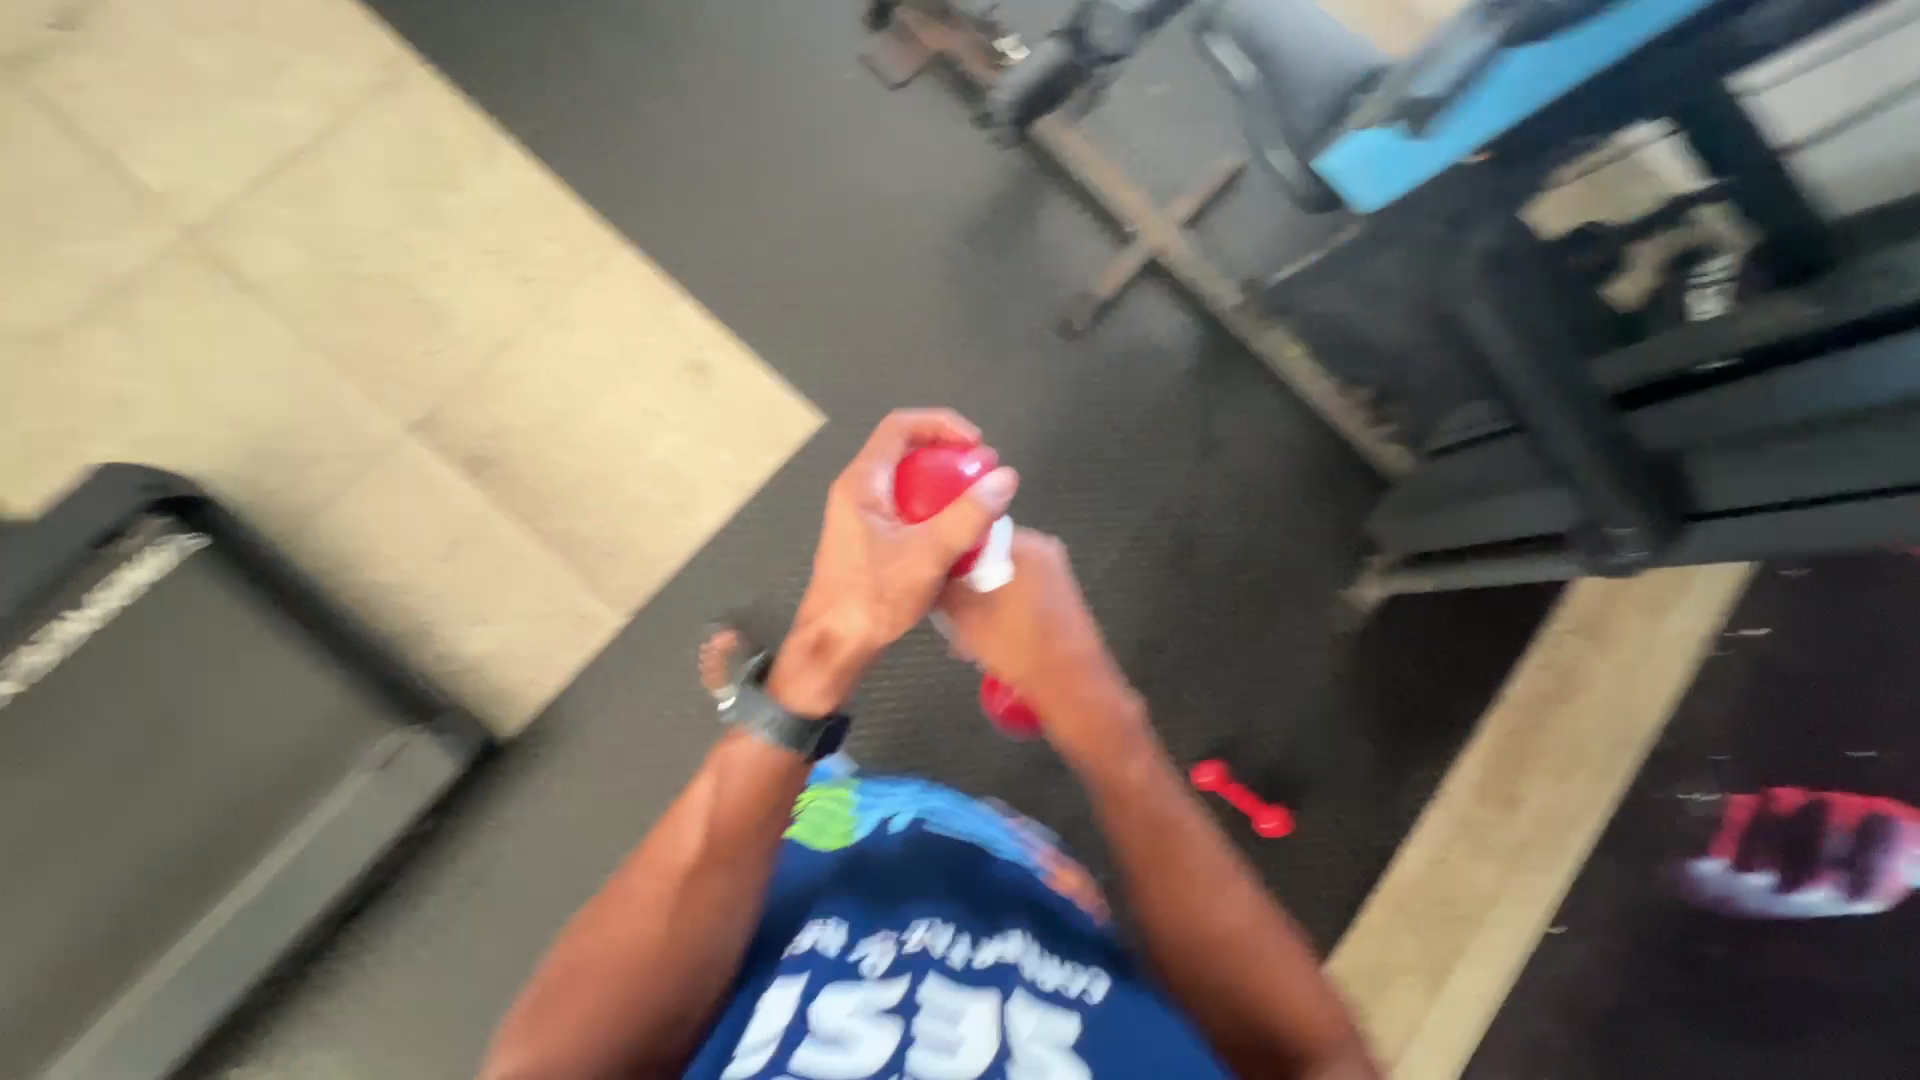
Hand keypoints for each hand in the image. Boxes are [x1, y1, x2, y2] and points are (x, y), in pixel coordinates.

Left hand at [771, 409, 1017, 714]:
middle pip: (907, 453)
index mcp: (863, 482)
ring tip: (978, 506)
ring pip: (909, 485)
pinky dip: (935, 514)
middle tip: (982, 476)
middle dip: (949, 459)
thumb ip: (968, 514)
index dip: (942, 424)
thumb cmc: (873, 596)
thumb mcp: (928, 553)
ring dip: (945, 489)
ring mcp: (863, 518)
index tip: (977, 445)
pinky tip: (959, 536)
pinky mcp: (871, 542)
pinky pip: (908, 513)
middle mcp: (859, 492)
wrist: (835, 645)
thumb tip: (1006, 477)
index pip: (900, 426)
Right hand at [935, 528, 1134, 749]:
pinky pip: (1020, 589)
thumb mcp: (966, 617)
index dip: (949, 554)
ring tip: (962, 632)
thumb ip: (944, 589)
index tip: (932, 576)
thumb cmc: (1017, 645)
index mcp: (1023, 544)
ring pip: (1003, 575)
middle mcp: (1043, 548)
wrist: (1070, 683)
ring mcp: (1055, 571)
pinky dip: (1000, 606)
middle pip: (988, 554)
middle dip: (965, 581)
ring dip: (981, 598)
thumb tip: (930, 576)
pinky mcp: (1060, 594)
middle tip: (945, 610)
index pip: (973, 533)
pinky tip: (985, 636)